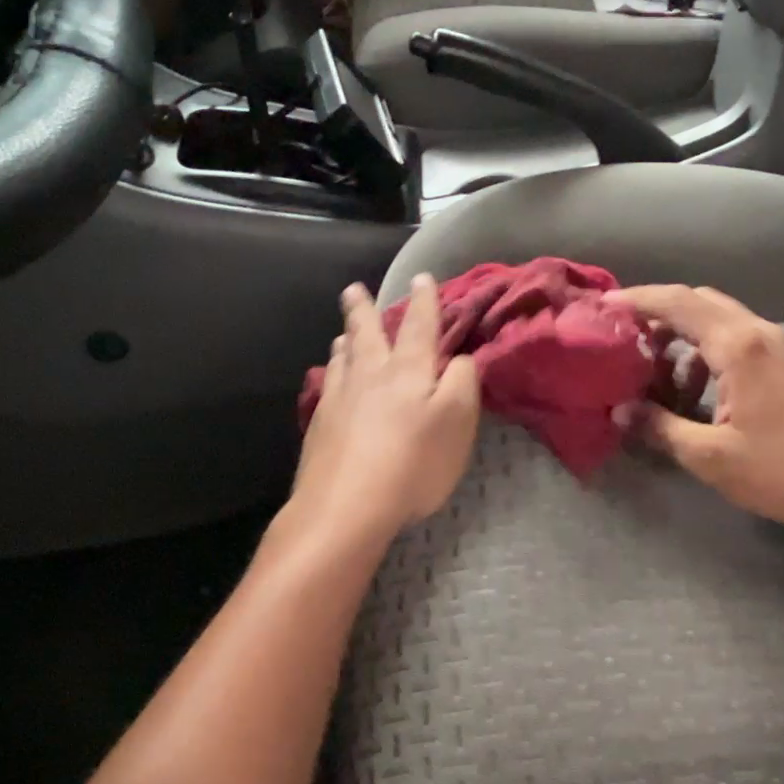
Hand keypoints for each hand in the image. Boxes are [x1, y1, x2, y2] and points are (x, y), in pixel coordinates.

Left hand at [293, 276, 480, 536]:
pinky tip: (332, 379)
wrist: (348, 505)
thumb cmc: (414, 464)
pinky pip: (328, 385)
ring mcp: (340, 398)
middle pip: (367, 333)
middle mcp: (371, 374)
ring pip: (344, 358)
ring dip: (347, 339)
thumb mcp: (457, 422)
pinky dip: (333, 372)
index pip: (420, 326)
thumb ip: (462, 383)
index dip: (425, 302)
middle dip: (364, 309)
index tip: (423, 278)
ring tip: (345, 331)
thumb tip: (459, 357)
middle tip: (354, 289)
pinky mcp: (321, 425)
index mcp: (409, 370)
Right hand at [611, 284, 783, 539]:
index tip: (601, 308)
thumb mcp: (710, 457)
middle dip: (657, 319)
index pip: (677, 302)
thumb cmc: (781, 470)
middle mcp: (759, 333)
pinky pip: (737, 345)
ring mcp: (778, 347)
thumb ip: (660, 428)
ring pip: (719, 324)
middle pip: (698, 303)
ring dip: (684, 343)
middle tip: (624, 346)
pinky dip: (708, 358)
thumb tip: (620, 412)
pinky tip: (697, 399)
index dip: (636, 300)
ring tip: (658, 384)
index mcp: (738, 345)